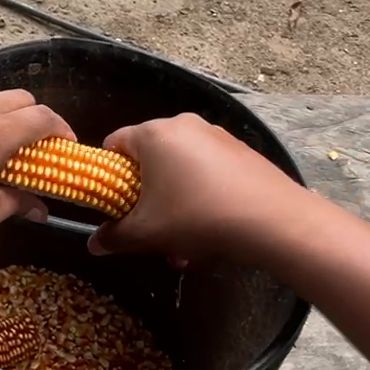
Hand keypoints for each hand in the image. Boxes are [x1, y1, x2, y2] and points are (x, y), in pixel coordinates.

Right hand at [88, 113, 319, 266]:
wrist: (276, 222)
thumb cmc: (198, 217)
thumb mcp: (147, 233)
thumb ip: (114, 237)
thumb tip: (93, 244)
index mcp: (153, 134)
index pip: (114, 144)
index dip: (108, 174)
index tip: (115, 203)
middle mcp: (183, 125)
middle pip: (148, 158)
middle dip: (145, 195)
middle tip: (150, 227)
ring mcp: (216, 135)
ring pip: (179, 168)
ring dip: (173, 201)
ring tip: (184, 240)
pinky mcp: (241, 151)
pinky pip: (207, 170)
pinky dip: (200, 195)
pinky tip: (212, 228)